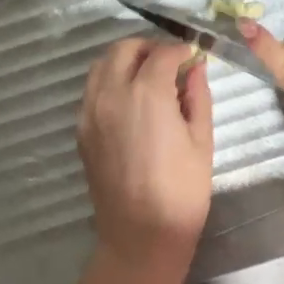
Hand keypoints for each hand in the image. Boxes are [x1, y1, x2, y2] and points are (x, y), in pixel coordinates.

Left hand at [77, 39, 214, 266]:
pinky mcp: (81, 131)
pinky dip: (110, 84)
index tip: (193, 55)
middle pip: (123, 50)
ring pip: (101, 67)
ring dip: (125, 62)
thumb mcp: (202, 140)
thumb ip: (198, 95)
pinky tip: (131, 103)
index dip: (181, 49)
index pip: (162, 53)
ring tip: (148, 79)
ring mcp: (90, 112)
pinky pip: (93, 92)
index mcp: (146, 94)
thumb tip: (196, 67)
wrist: (141, 234)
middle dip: (148, 48)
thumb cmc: (182, 191)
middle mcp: (111, 94)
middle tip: (170, 62)